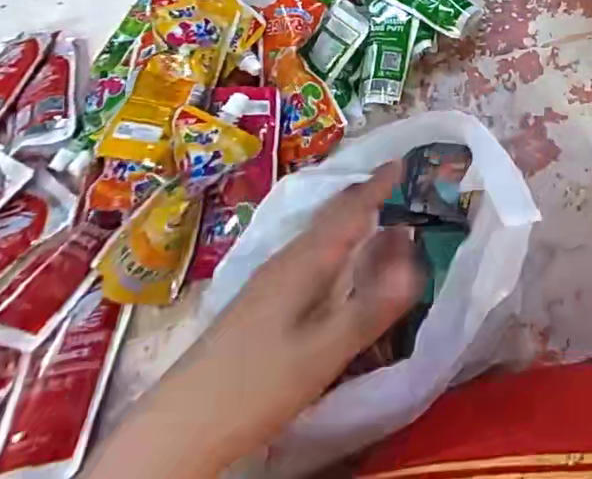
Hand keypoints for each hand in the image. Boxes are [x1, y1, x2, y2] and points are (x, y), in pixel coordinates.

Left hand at [89, 165, 421, 477]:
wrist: (176, 429)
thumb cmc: (255, 385)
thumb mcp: (320, 352)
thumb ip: (369, 309)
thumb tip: (415, 263)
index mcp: (303, 264)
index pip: (347, 213)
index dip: (376, 187)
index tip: (401, 162)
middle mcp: (285, 262)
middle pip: (328, 218)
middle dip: (361, 197)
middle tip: (393, 183)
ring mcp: (269, 282)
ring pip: (317, 237)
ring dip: (347, 221)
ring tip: (372, 216)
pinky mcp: (261, 304)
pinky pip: (308, 256)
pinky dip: (333, 245)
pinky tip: (334, 267)